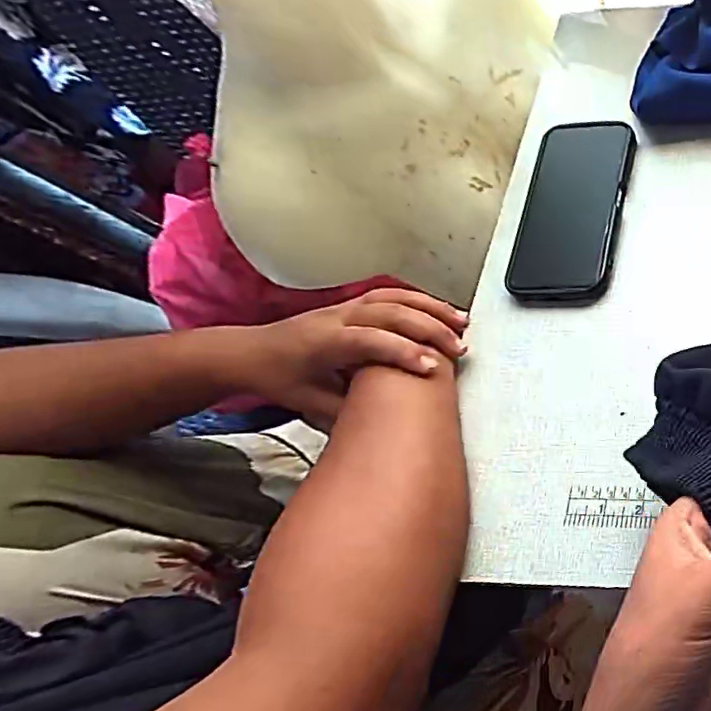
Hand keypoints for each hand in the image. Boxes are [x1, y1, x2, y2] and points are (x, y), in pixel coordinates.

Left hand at [221, 288, 467, 420]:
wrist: (247, 353)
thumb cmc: (279, 379)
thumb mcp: (309, 403)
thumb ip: (349, 408)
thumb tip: (388, 417)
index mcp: (322, 342)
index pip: (369, 341)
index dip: (404, 352)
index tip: (434, 368)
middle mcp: (337, 318)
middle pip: (392, 313)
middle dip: (431, 329)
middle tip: (460, 349)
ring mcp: (347, 306)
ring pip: (397, 298)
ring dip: (433, 308)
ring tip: (463, 323)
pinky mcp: (356, 303)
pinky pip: (394, 294)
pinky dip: (424, 300)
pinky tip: (445, 311)